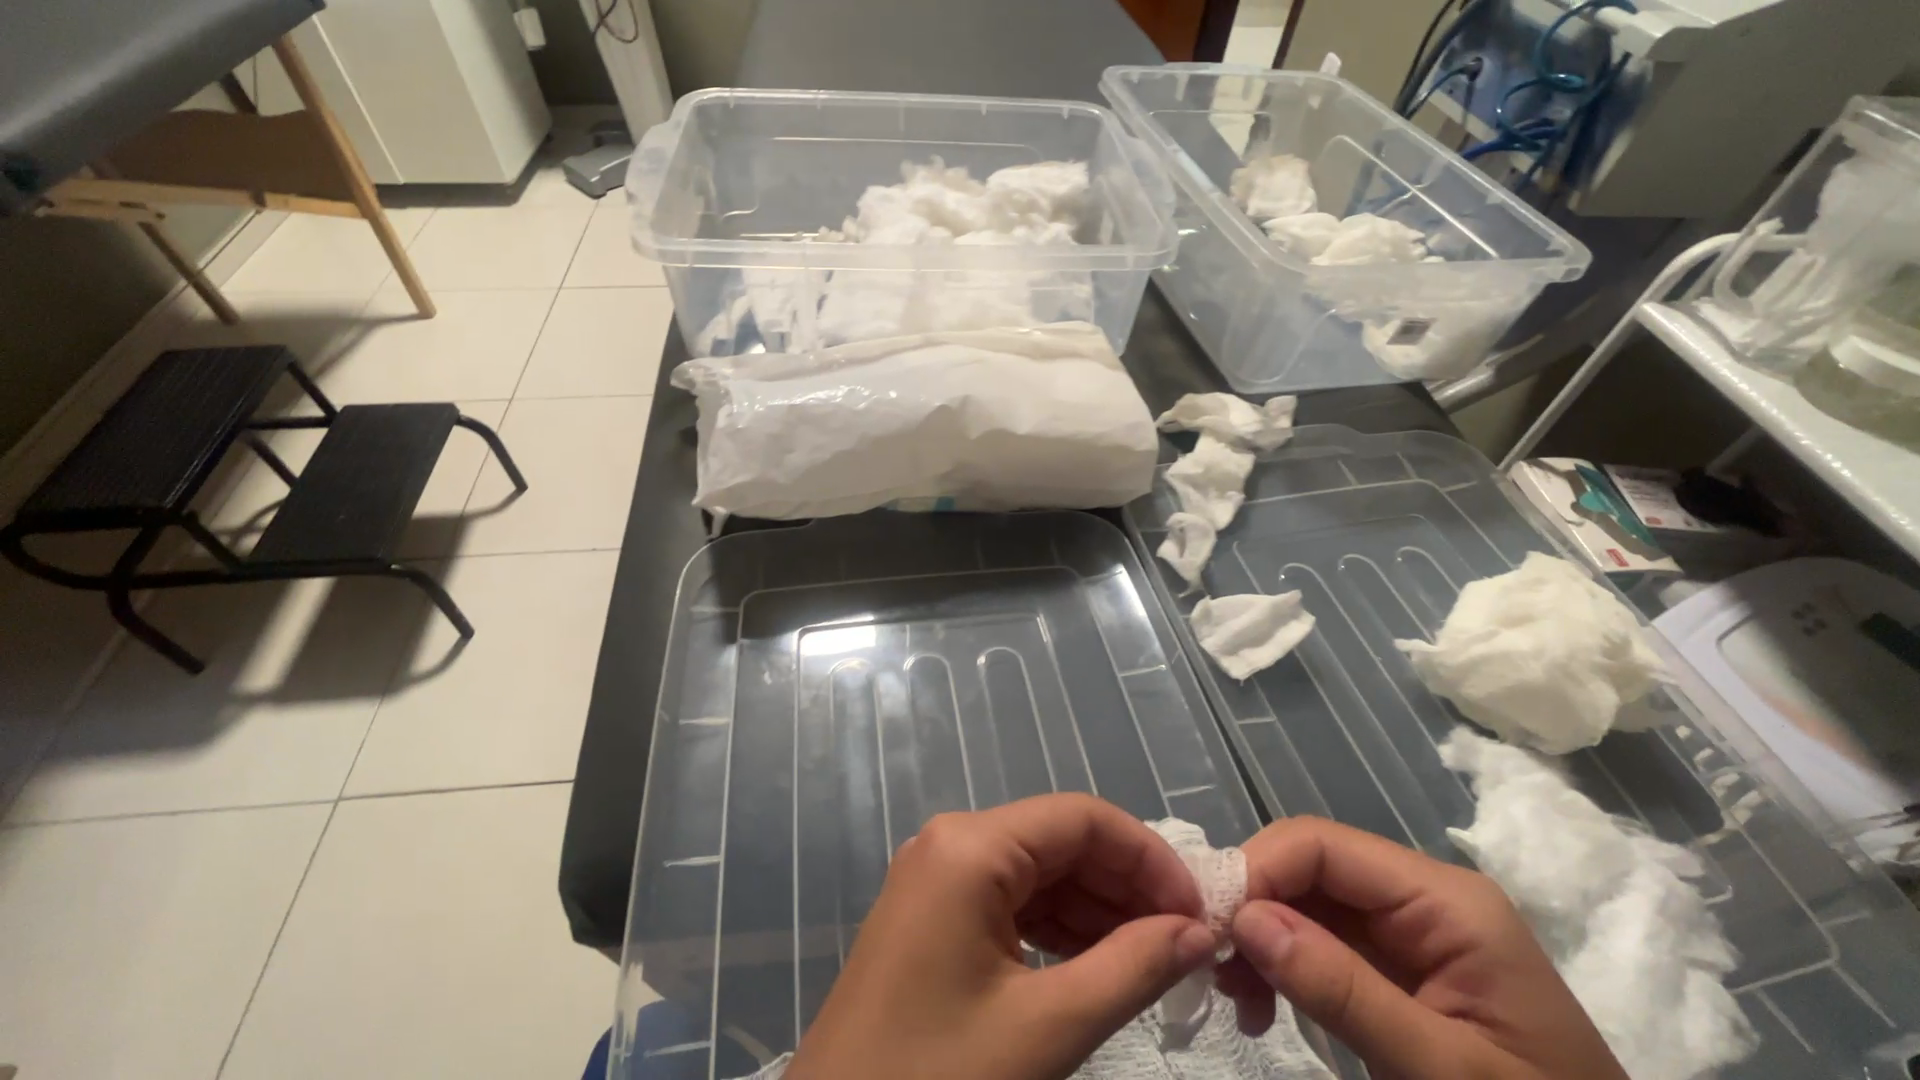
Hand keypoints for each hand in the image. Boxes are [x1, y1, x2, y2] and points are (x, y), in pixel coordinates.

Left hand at [786, 794, 1217, 1079]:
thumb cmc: (940, 1073)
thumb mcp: (1047, 1026)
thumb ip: (1133, 968)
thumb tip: (1200, 931)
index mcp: (970, 846)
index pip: (1083, 818)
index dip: (1151, 858)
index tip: (1201, 914)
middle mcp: (950, 844)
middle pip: (1061, 841)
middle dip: (1128, 886)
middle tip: (1187, 944)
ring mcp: (936, 880)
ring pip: (1039, 873)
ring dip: (1099, 910)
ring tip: (1155, 960)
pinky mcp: (931, 917)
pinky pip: (1011, 902)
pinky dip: (1059, 928)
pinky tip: (1100, 965)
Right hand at [1218, 817, 1627, 1079]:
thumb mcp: (1442, 1071)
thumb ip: (1344, 991)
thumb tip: (1246, 917)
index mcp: (1447, 902)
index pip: (1323, 844)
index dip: (1257, 870)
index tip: (1209, 929)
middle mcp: (1423, 899)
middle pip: (1309, 867)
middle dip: (1251, 907)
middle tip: (1213, 971)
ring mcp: (1410, 933)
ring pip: (1305, 902)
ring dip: (1258, 939)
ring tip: (1235, 1000)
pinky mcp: (1397, 969)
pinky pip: (1319, 942)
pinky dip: (1278, 966)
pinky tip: (1259, 1006)